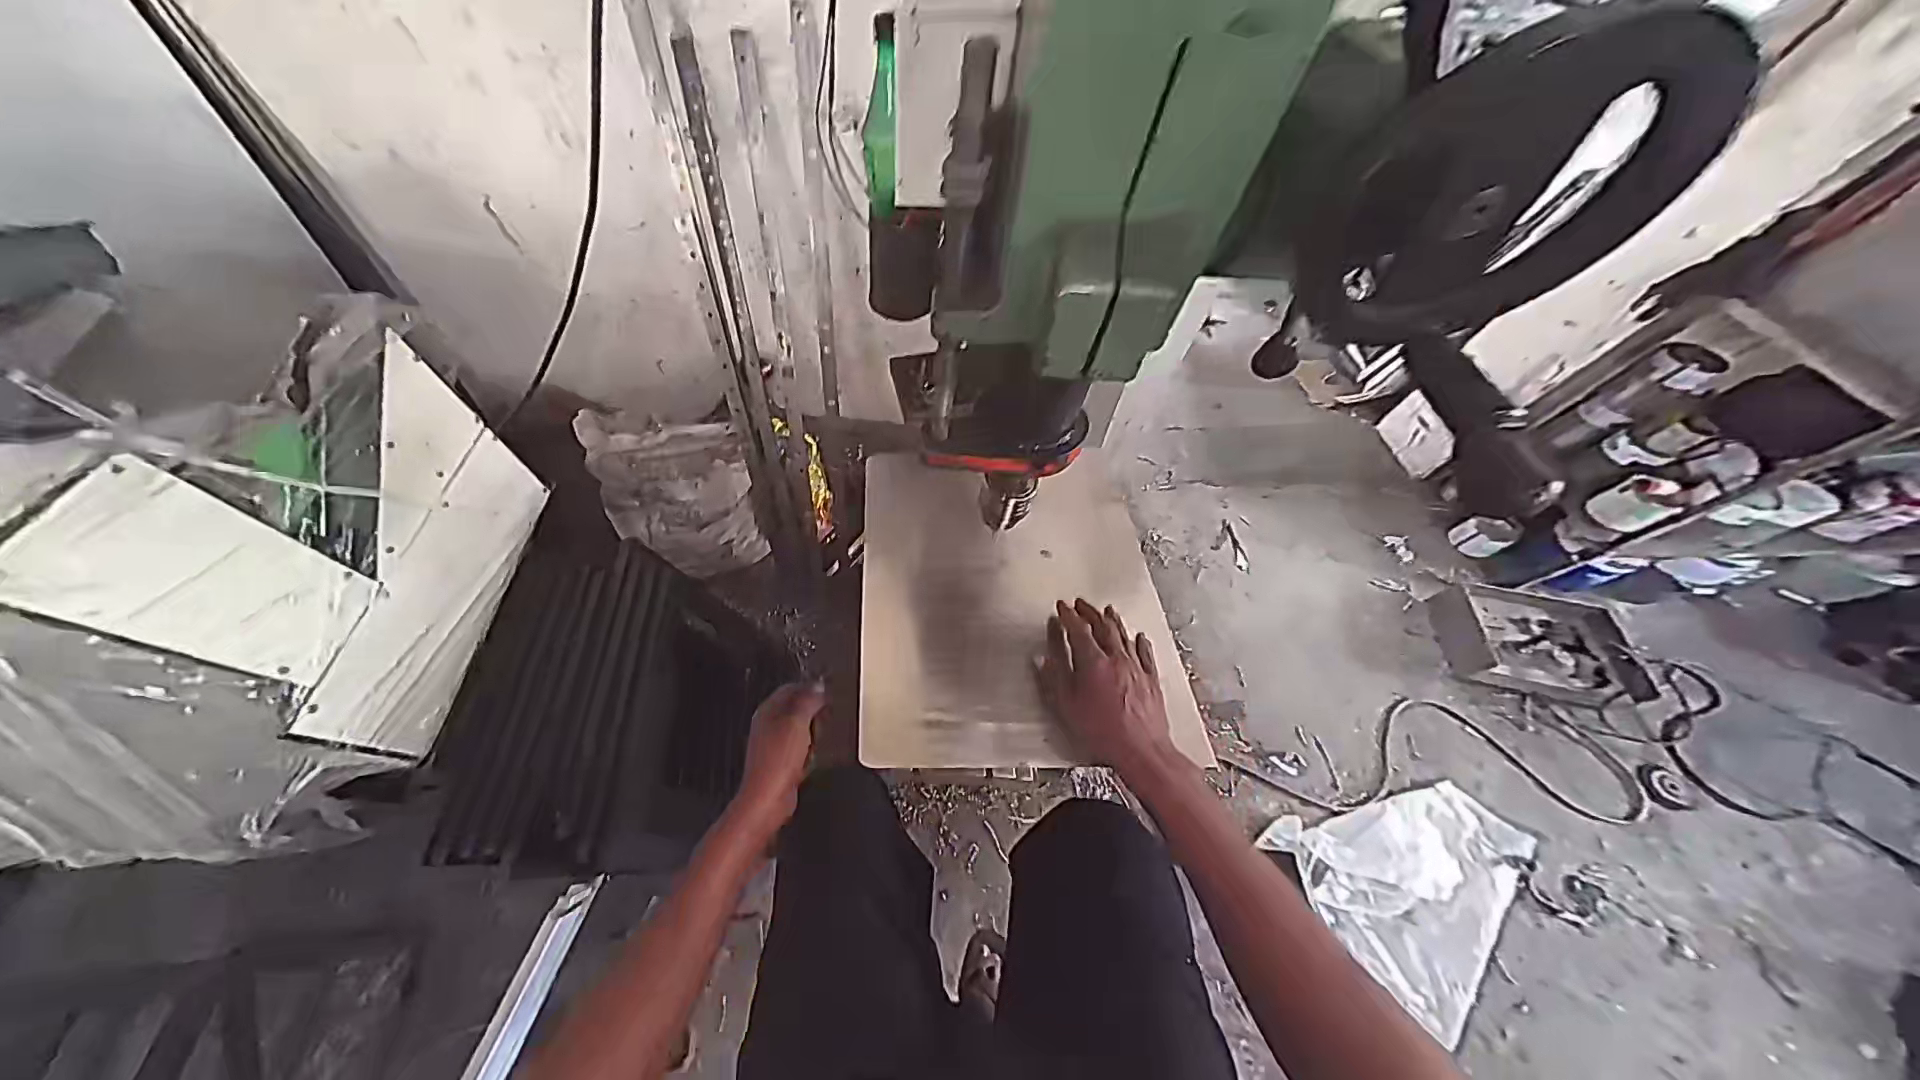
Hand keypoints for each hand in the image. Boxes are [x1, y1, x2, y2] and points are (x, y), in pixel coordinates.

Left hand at [731, 681, 824, 831]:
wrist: (769, 799)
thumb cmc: (779, 760)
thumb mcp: (797, 722)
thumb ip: (808, 700)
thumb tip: (818, 686)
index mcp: (768, 710)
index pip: (790, 687)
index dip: (810, 687)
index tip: (828, 692)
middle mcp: (768, 724)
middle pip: (796, 707)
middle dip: (813, 710)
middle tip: (826, 716)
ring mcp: (774, 743)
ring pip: (800, 727)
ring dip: (813, 730)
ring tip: (821, 736)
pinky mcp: (781, 760)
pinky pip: (800, 745)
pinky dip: (810, 747)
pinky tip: (814, 754)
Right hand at [1036, 599, 1181, 781]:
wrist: (1142, 751)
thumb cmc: (1104, 733)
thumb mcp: (1067, 707)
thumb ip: (1055, 678)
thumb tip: (1045, 659)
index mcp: (1093, 663)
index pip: (1078, 630)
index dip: (1068, 616)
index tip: (1062, 608)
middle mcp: (1117, 659)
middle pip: (1102, 627)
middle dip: (1089, 612)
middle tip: (1081, 604)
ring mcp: (1136, 668)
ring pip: (1124, 636)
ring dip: (1113, 620)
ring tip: (1106, 610)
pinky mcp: (1150, 680)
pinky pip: (1145, 653)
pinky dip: (1139, 641)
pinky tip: (1138, 636)